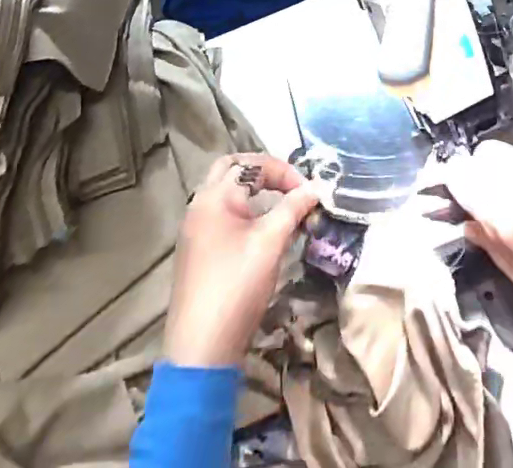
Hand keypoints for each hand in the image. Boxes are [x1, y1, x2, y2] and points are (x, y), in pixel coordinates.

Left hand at [163, 153, 322, 366]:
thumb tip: (316, 187)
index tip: (309, 192)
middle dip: (265, 172)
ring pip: (227, 193)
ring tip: (284, 208)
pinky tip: (267, 231)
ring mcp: (196, 229)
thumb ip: (294, 207)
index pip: (253, 164)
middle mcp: (200, 206)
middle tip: (290, 186)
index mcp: (214, 197)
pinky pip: (224, 215)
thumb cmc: (237, 285)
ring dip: (256, 192)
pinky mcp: (198, 250)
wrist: (201, 347)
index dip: (285, 172)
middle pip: (233, 170)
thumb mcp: (272, 241)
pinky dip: (247, 211)